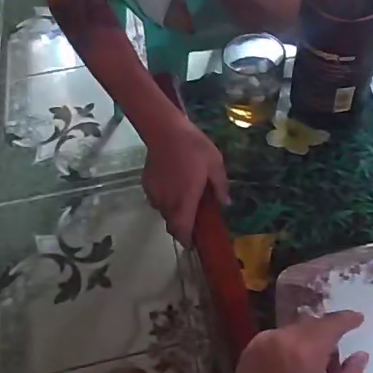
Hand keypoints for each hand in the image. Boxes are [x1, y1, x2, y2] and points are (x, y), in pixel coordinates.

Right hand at [142, 116, 228, 244]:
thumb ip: (220, 187)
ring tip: (184, 197)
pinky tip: (172, 184)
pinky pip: (156, 199)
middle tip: (194, 215)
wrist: (165, 130)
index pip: (181, 230)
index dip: (186, 240)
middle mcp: (167, 202)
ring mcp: (154, 193)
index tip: (193, 241)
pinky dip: (164, 198)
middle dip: (182, 225)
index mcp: (185, 201)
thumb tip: (225, 203)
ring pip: (163, 211)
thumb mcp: (215, 165)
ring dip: (173, 211)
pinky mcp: (146, 184)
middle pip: (171, 224)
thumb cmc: (194, 148)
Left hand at [216, 310, 368, 372]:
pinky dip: (289, 347)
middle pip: (311, 325)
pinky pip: (277, 339)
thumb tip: (360, 355)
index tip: (359, 319)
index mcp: (304, 351)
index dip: (347, 319)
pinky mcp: (248, 352)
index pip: (331, 324)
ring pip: (294, 331)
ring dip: (307, 342)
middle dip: (327, 336)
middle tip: (334, 367)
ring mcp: (261, 343)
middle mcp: (281, 339)